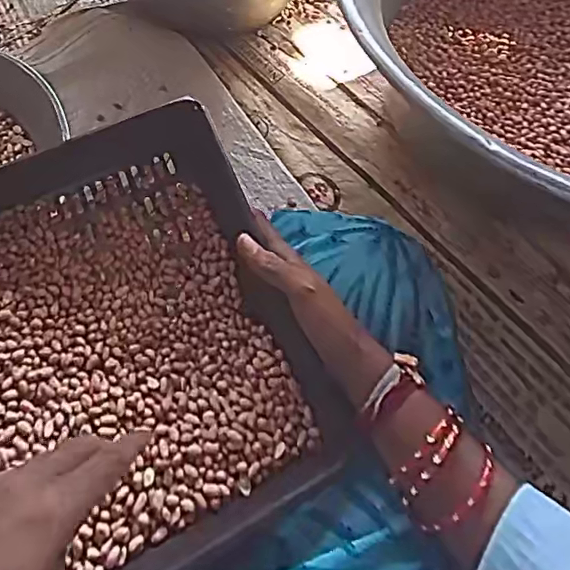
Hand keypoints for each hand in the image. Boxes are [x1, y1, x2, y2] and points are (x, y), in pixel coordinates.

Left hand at [0, 432, 150, 569]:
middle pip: (70, 450)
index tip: (146, 432)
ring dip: (63, 463)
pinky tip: (29, 501)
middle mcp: (20, 487)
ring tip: (76, 475)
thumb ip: (57, 561)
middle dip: (99, 445)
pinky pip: (10, 478)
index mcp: (50, 512)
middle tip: (118, 447)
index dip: (128, 448)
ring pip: (38, 461)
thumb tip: (54, 540)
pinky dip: (32, 480)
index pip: (102, 468)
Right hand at [236, 211, 391, 403]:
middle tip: (219, 233)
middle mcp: (293, 280)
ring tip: (222, 262)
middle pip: (266, 255)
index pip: (271, 237)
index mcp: (296, 266)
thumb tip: (242, 239)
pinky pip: (263, 301)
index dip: (255, 222)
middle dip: (246, 242)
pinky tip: (239, 301)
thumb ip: (273, 266)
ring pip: (264, 277)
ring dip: (247, 268)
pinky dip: (250, 295)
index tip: (233, 205)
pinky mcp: (288, 322)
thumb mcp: (300, 290)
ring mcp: (291, 301)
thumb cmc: (328, 323)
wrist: (350, 364)